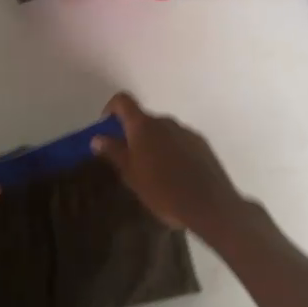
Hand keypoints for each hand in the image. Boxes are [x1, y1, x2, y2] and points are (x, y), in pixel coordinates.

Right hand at [91, 93, 246, 234]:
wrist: (210, 206)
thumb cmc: (162, 190)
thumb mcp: (130, 174)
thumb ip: (113, 152)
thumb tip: (98, 137)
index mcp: (143, 125)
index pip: (123, 101)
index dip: (111, 108)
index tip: (107, 126)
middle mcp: (165, 121)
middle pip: (144, 119)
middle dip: (134, 134)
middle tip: (130, 160)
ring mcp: (187, 131)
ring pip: (163, 131)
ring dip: (155, 144)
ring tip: (154, 172)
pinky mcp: (203, 145)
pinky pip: (180, 141)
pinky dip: (173, 151)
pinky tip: (176, 176)